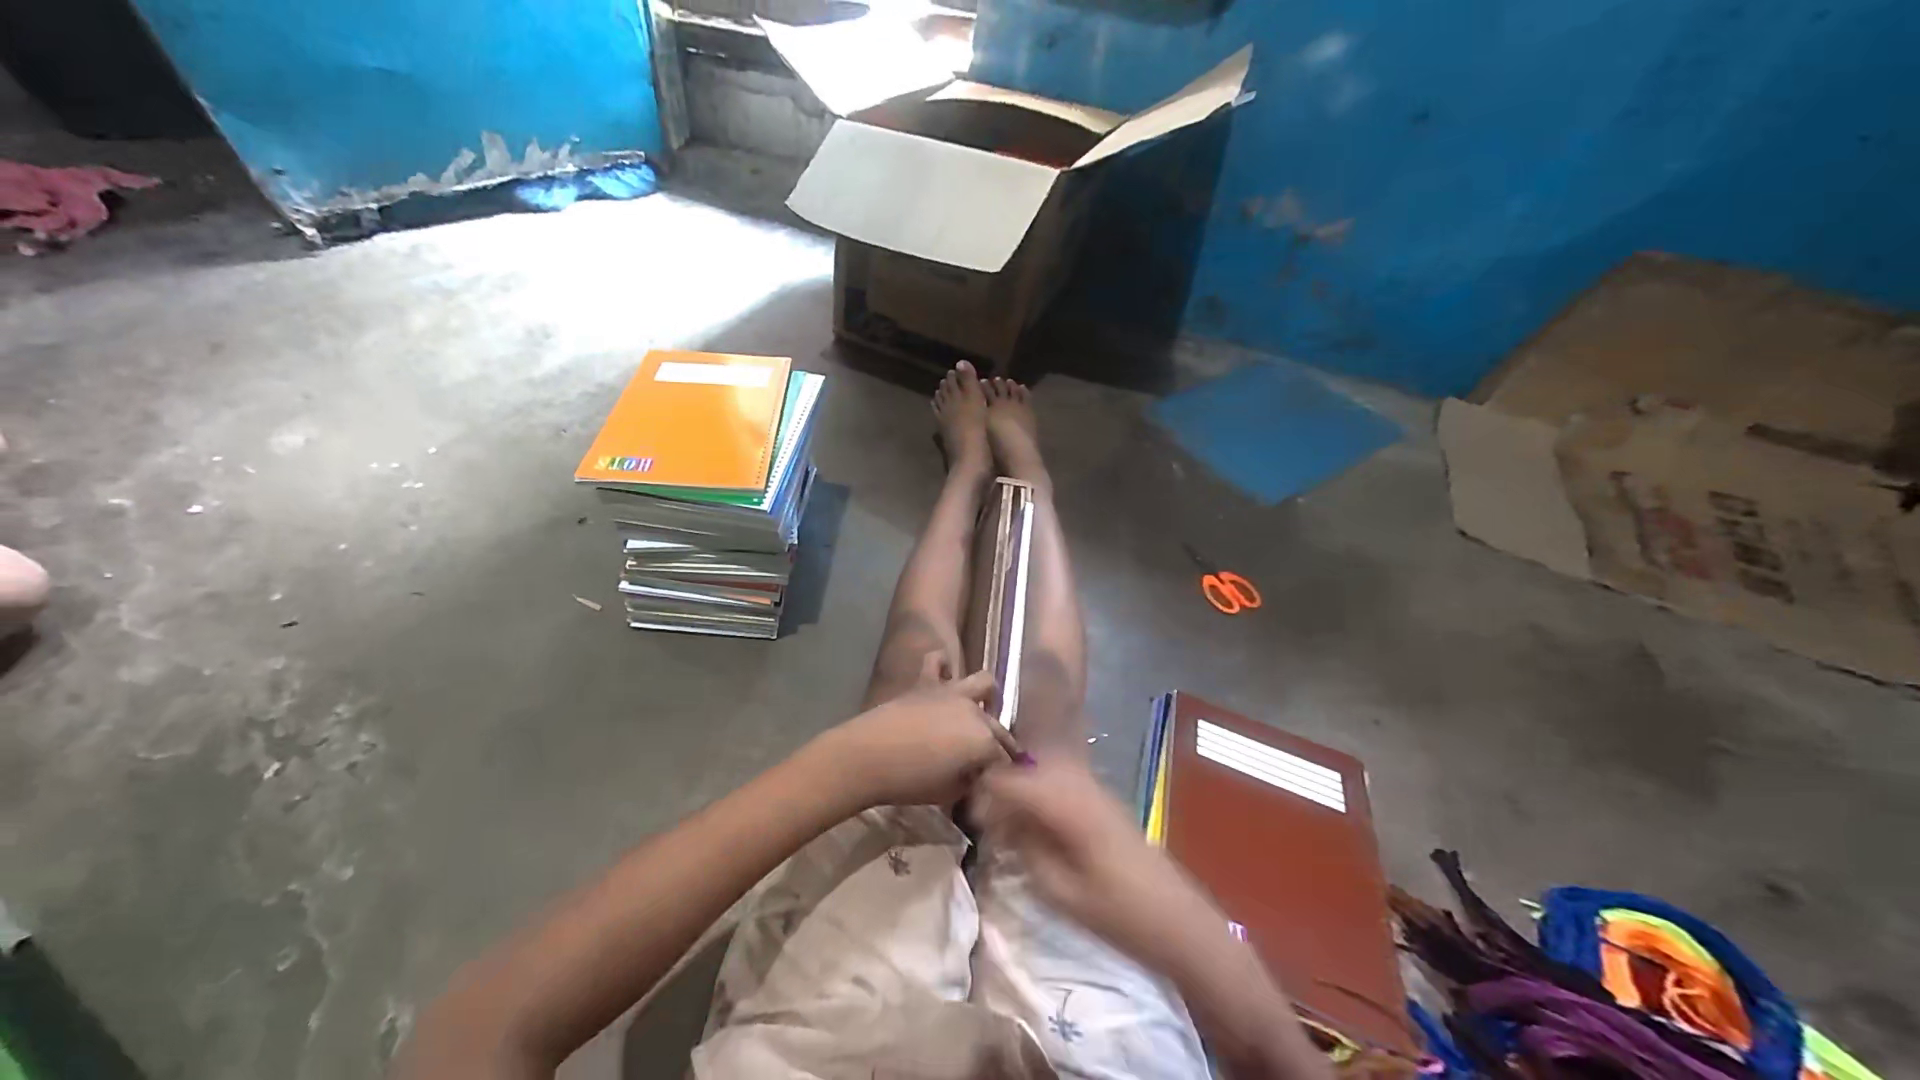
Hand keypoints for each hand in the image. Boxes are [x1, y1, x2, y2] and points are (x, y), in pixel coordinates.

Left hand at [812, 653, 1013, 807]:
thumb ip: (970, 782)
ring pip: (983, 683)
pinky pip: (938, 661)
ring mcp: (951, 693)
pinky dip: (943, 666)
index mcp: (984, 741)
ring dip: (987, 697)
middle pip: (997, 727)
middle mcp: (974, 712)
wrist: (867, 757)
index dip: (1000, 773)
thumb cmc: (910, 782)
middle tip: (985, 763)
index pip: (1003, 758)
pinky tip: (944, 677)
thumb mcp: (949, 794)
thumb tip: (976, 775)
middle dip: (998, 745)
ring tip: (980, 711)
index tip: (993, 784)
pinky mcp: (925, 683)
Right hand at [973, 758, 1223, 970]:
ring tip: (1006, 821)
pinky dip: (1040, 793)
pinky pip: (1060, 781)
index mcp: (1065, 803)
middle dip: (999, 785)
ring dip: (1020, 787)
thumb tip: (1003, 824)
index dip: (983, 791)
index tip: (967, 813)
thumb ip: (1025, 848)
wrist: (1177, 919)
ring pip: (1042, 769)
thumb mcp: (1059, 890)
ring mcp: (1094, 788)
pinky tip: (1035, 824)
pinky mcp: (1102, 799)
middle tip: (984, 818)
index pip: (1009, 778)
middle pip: (1025, 766)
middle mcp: (1078, 784)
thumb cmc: (1117, 912)